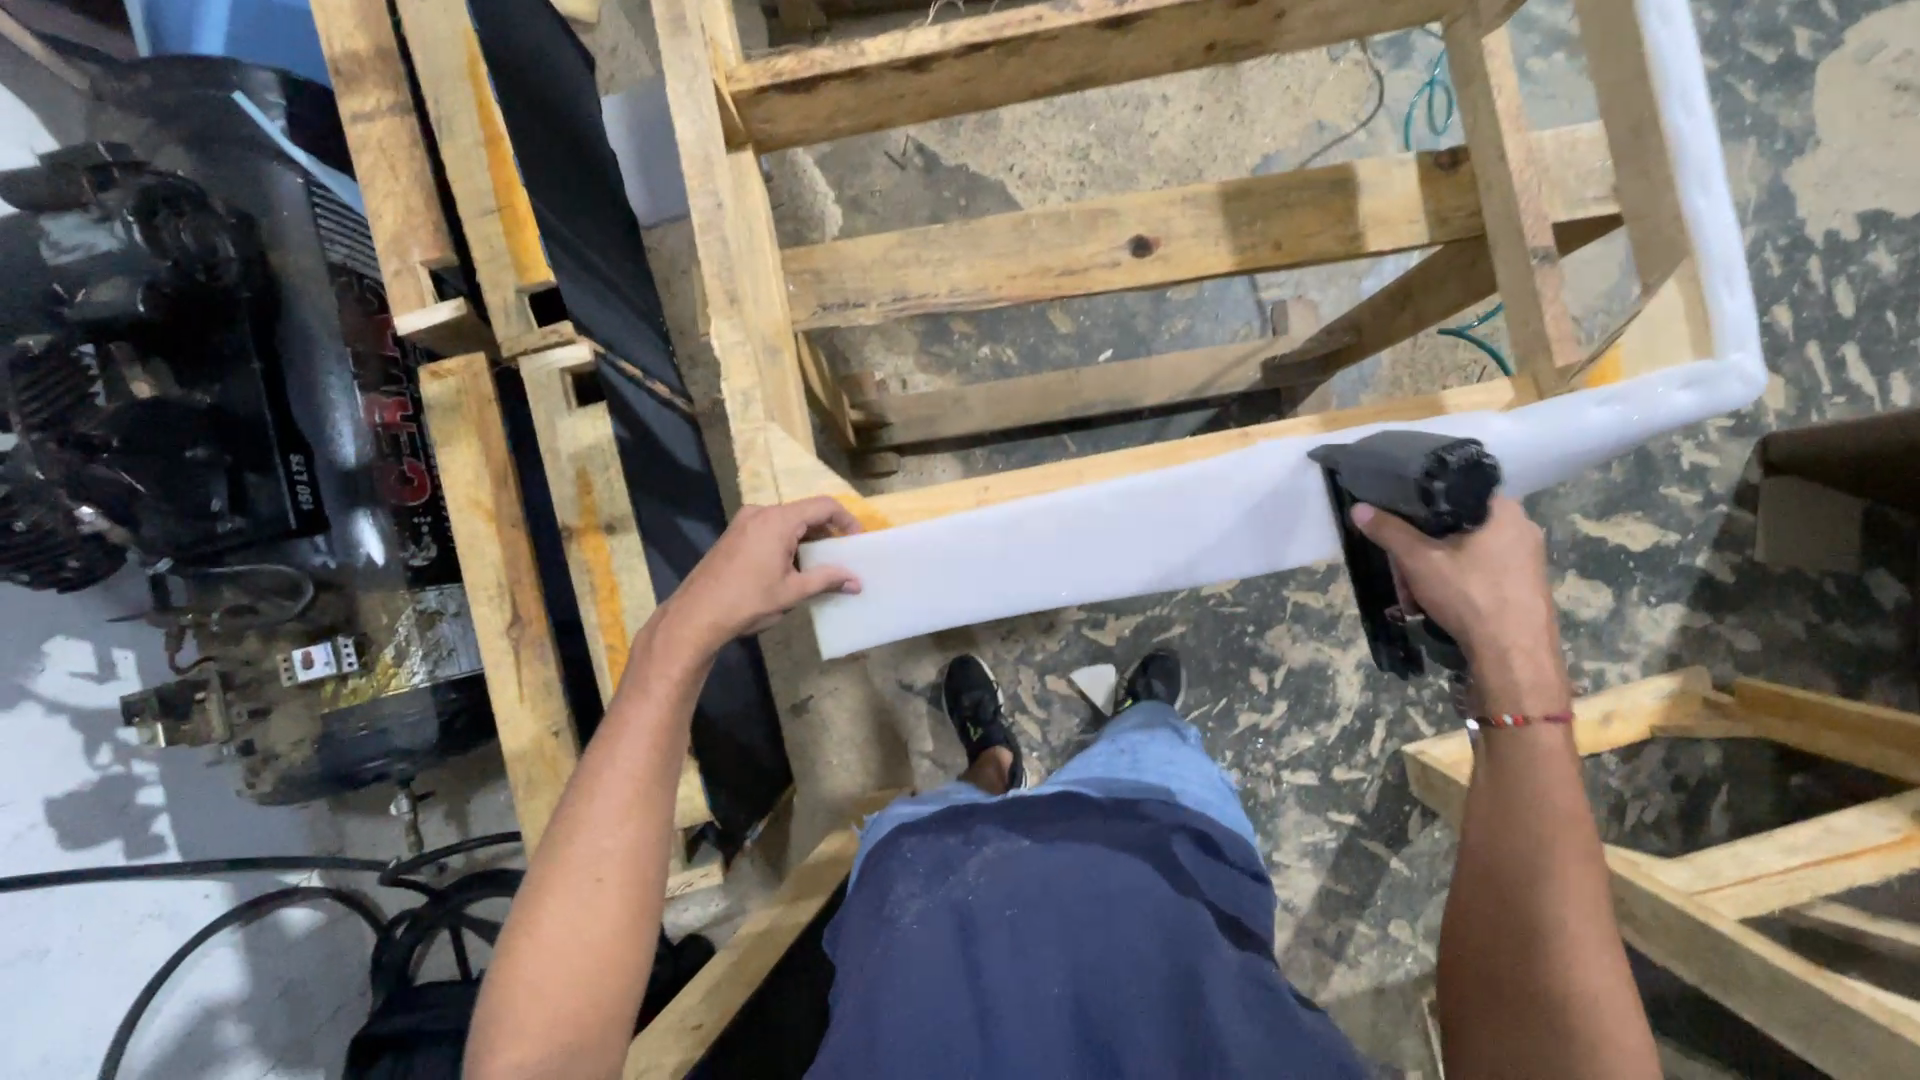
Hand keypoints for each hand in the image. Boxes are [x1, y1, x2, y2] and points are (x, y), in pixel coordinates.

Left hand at [658, 497, 860, 654]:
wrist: (697, 615)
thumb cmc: (748, 601)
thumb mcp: (793, 592)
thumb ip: (827, 580)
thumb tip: (856, 582)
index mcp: (778, 520)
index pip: (824, 506)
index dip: (846, 520)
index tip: (858, 541)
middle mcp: (761, 513)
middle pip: (805, 512)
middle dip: (827, 531)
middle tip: (843, 555)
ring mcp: (744, 522)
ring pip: (787, 521)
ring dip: (807, 538)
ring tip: (820, 564)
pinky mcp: (734, 535)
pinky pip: (770, 529)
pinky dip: (788, 541)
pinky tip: (792, 566)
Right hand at [1351, 496, 1568, 713]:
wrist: (1514, 654)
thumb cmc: (1469, 594)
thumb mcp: (1418, 560)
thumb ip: (1389, 531)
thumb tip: (1359, 507)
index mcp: (1503, 509)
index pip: (1452, 492)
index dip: (1418, 508)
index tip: (1397, 525)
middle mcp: (1522, 526)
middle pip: (1455, 527)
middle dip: (1420, 552)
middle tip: (1402, 576)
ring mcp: (1529, 558)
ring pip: (1466, 553)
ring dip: (1434, 572)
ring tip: (1415, 599)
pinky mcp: (1527, 584)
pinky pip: (1482, 572)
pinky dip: (1456, 584)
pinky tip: (1439, 607)